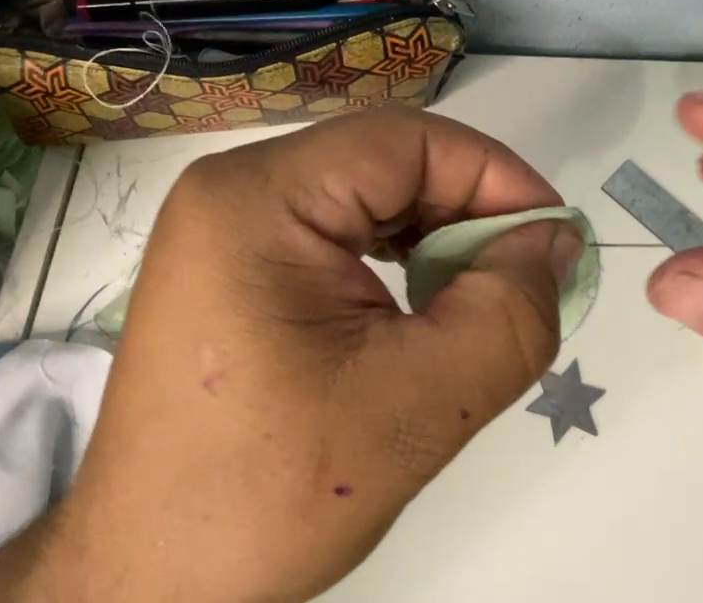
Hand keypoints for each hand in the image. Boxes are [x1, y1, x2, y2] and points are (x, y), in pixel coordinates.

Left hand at [0, 107, 583, 602]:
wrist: (147, 580)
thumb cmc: (267, 494)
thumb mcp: (416, 405)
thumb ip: (509, 314)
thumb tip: (555, 240)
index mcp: (258, 197)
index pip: (406, 143)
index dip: (494, 177)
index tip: (554, 241)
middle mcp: (232, 189)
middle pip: (382, 164)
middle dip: (464, 215)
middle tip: (523, 281)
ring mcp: (224, 225)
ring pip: (362, 197)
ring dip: (432, 239)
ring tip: (475, 302)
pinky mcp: (230, 263)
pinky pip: (331, 232)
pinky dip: (391, 261)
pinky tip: (418, 309)